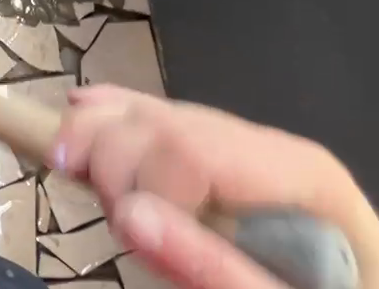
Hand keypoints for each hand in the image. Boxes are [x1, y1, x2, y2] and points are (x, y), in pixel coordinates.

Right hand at [54, 85, 373, 288]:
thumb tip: (128, 216)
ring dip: (91, 137)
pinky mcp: (204, 145)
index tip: (131, 236)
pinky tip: (76, 111)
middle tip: (118, 231)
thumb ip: (216, 269)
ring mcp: (232, 138)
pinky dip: (102, 113)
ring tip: (77, 179)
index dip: (141, 182)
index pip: (189, 147)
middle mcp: (264, 141)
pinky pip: (142, 110)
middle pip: (155, 124)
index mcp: (302, 174)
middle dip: (112, 167)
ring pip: (140, 110)